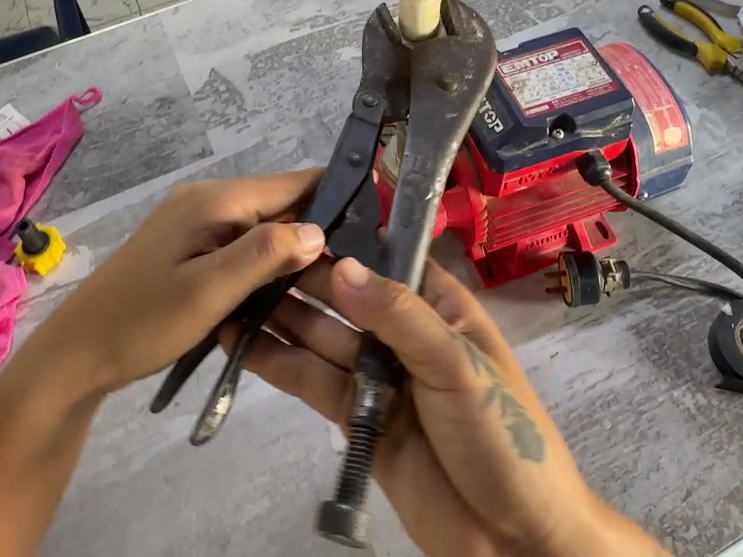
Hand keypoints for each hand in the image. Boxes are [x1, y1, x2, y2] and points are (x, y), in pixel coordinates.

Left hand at [28, 170, 327, 394]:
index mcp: (216, 201)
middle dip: (317, 229)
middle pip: (279, 204)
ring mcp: (195, 223)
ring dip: (291, 251)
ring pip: (262, 228)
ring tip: (332, 282)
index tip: (376, 224)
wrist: (76, 354)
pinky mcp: (188, 246)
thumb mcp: (209, 291)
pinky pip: (240, 245)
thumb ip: (265, 255)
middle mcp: (208, 200)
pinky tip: (284, 290)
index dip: (334, 197)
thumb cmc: (143, 321)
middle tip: (357, 267)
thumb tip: (320, 229)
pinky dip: (265, 263)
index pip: (291, 184)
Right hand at [238, 257, 664, 556]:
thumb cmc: (501, 434)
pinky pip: (313, 383)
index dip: (342, 239)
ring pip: (321, 336)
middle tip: (243, 254)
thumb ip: (398, 316)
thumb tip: (339, 267)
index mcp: (438, 306)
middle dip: (300, 277)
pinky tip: (241, 343)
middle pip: (344, 296)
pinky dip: (278, 364)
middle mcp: (403, 333)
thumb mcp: (457, 365)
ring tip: (229, 294)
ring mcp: (377, 376)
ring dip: (280, 317)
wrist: (514, 539)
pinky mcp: (356, 418)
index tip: (290, 218)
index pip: (384, 258)